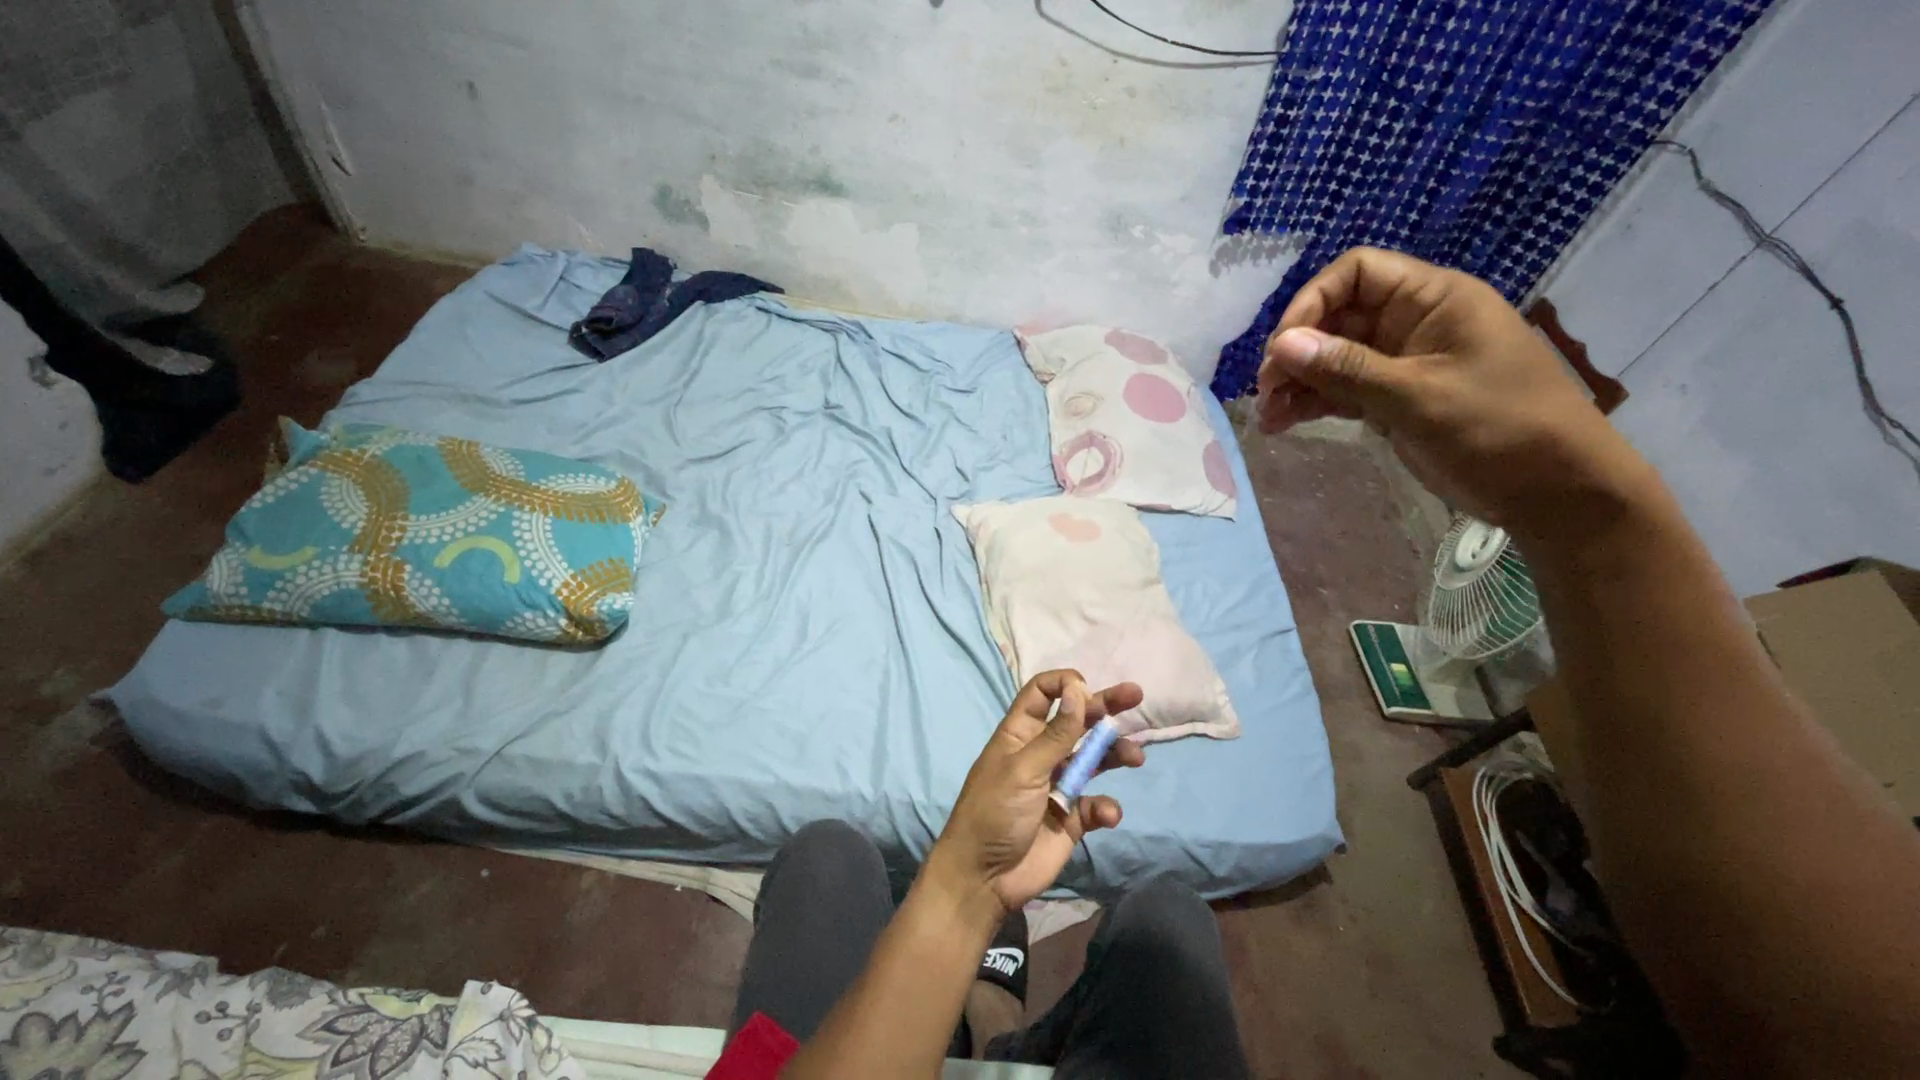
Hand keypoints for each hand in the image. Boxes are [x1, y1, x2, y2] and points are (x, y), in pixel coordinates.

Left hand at [929, 671, 1145, 913]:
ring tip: (1137, 757)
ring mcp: (1058, 785)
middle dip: (1105, 706)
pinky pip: (1097, 804)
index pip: (1042, 694)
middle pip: (1077, 720)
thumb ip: (1056, 733)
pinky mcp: (1072, 818)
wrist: (984, 878)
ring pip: (1095, 759)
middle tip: (1136, 694)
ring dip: (1116, 754)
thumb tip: (1078, 688)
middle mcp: (1041, 754)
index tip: (1086, 687)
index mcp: (1019, 734)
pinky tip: (1107, 813)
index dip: (1064, 684)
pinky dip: (1106, 807)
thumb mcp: (1024, 769)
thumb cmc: (994, 813)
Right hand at [1254, 247, 1651, 538]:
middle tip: (1266, 390)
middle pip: (1338, 318)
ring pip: (1335, 359)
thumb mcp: (1418, 396)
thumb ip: (1347, 369)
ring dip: (1298, 383)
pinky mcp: (1397, 401)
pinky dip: (1314, 405)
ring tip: (1266, 416)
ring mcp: (1404, 364)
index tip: (1283, 347)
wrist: (1555, 492)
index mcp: (1434, 299)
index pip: (1357, 273)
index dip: (1312, 301)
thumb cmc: (1499, 428)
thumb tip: (1280, 345)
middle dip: (1297, 350)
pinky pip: (1344, 391)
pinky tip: (1282, 424)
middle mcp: (1415, 323)